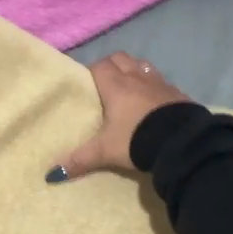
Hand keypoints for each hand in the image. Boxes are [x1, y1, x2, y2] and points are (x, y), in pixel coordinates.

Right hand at [49, 52, 189, 180]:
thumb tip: (52, 175)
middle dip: (111, 66)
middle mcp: (137, 78)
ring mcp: (160, 83)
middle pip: (120, 58)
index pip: (100, 66)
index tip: (87, 84)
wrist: (181, 143)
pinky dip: (154, 86)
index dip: (92, 72)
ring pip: (142, 65)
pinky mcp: (177, 92)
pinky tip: (153, 101)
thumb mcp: (105, 152)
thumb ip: (80, 160)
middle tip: (105, 84)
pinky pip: (162, 81)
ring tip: (129, 87)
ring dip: (134, 70)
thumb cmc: (136, 140)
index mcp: (116, 86)